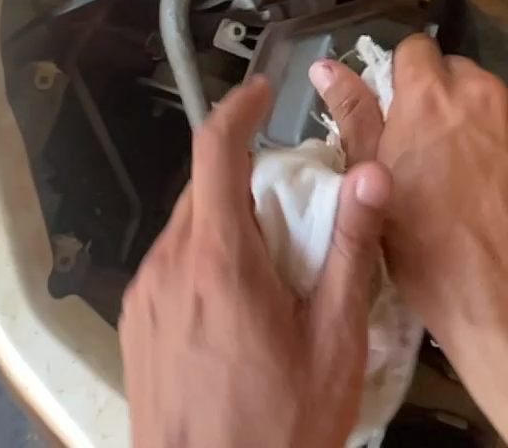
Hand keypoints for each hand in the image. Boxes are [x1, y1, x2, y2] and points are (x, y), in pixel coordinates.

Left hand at [121, 77, 392, 447]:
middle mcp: (170, 266)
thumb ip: (351, 249)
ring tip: (271, 264)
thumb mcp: (333, 341)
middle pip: (204, 186)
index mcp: (219, 259)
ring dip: (227, 220)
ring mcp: (145, 296)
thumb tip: (371, 175)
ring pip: (187, 224)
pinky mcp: (135, 323)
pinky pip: (171, 262)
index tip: (262, 93)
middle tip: (291, 203)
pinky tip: (236, 304)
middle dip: (246, 176)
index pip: (215, 149)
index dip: (239, 108)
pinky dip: (204, 256)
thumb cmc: (277, 431)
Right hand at [311, 34, 507, 345]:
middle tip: (437, 152)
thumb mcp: (374, 180)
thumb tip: (325, 66)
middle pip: (456, 73)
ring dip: (482, 120)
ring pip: (495, 99)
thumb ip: (352, 113)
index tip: (405, 115)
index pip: (415, 49)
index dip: (406, 79)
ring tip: (477, 174)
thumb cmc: (428, 249)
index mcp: (429, 95)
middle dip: (445, 100)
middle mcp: (481, 90)